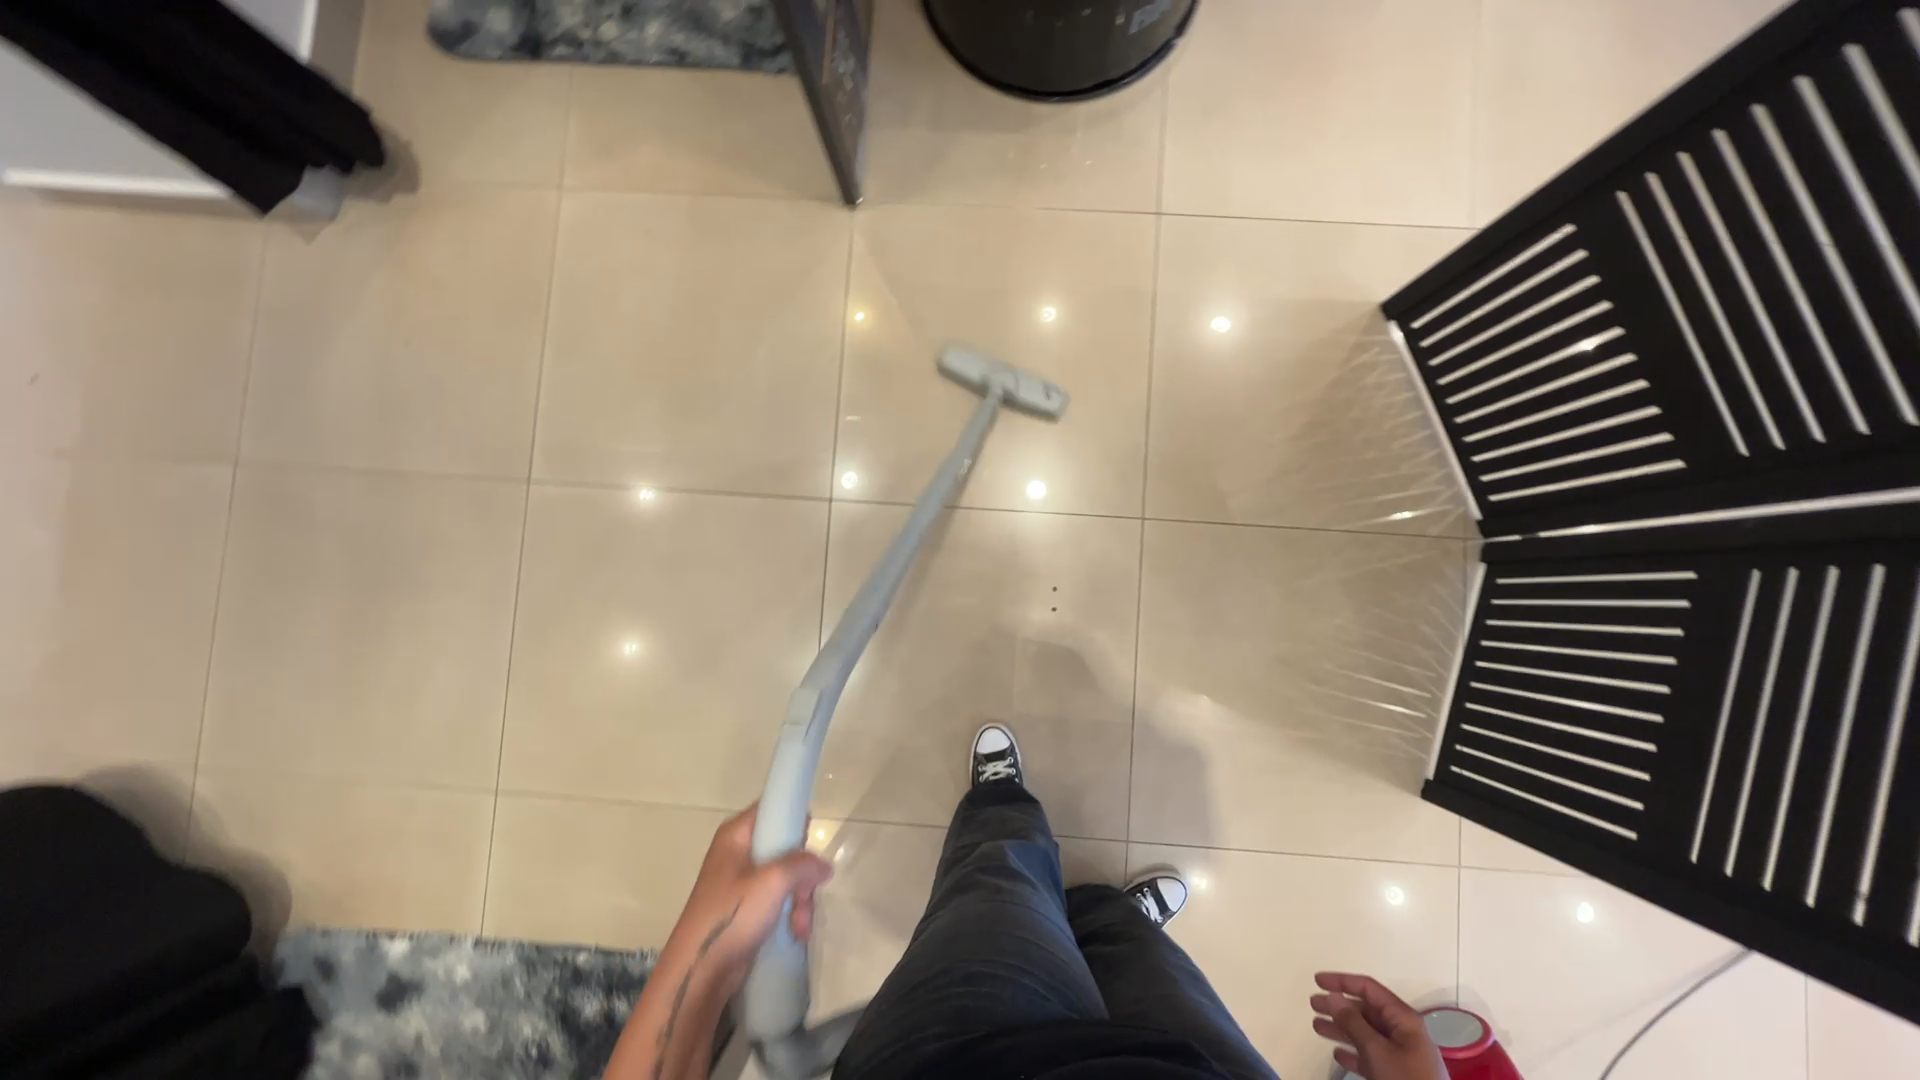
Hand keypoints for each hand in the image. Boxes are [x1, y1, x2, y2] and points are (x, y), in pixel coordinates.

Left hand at [662, 803, 834, 987]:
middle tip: (805, 896)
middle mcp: (738, 852)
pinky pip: (779, 899)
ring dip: (800, 900)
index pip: (773, 808)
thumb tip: (823, 867)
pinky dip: (791, 914)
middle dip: (802, 875)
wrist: (700, 972)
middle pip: (786, 847)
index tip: (808, 844)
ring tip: (801, 925)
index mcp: (736, 835)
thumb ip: (804, 864)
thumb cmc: (732, 915)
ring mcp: (742, 882)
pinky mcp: (747, 908)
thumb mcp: (773, 881)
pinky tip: (796, 933)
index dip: (795, 822)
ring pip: (787, 876)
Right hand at [1309, 972, 1445, 1079]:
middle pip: (1365, 1010)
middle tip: (1313, 1004)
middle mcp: (1403, 1032)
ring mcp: (1401, 1055)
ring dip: (1341, 1029)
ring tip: (1317, 1027)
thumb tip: (1333, 996)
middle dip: (1338, 1006)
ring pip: (1365, 1033)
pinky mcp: (1397, 1074)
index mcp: (1403, 1019)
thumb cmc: (1405, 1079)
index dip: (1342, 981)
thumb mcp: (1376, 1050)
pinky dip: (1353, 1053)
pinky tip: (1338, 1055)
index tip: (1317, 981)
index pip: (1369, 989)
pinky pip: (1371, 1056)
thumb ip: (1353, 1022)